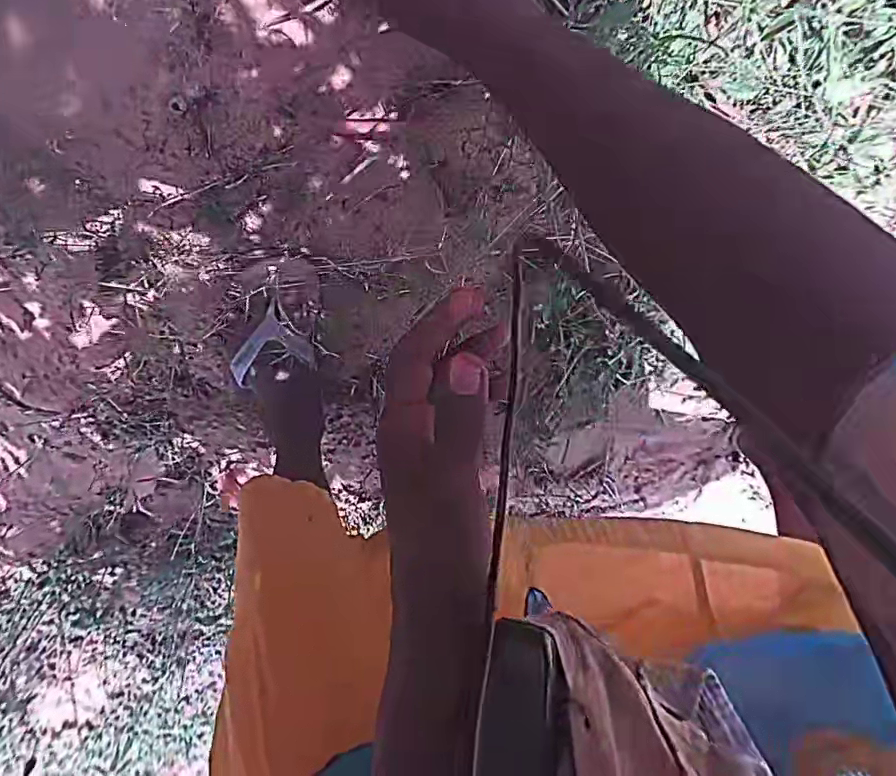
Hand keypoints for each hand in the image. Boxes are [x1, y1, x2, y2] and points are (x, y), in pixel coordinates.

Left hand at [378, 286, 505, 568]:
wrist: (441, 599)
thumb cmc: (444, 539)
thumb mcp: (455, 475)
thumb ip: (460, 416)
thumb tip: (464, 358)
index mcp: (399, 423)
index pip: (413, 357)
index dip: (439, 323)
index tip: (470, 296)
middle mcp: (404, 427)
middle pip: (423, 366)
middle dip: (451, 334)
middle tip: (486, 308)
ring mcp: (420, 445)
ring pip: (438, 388)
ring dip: (462, 359)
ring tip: (496, 335)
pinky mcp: (438, 462)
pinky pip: (451, 411)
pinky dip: (470, 390)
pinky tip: (488, 384)